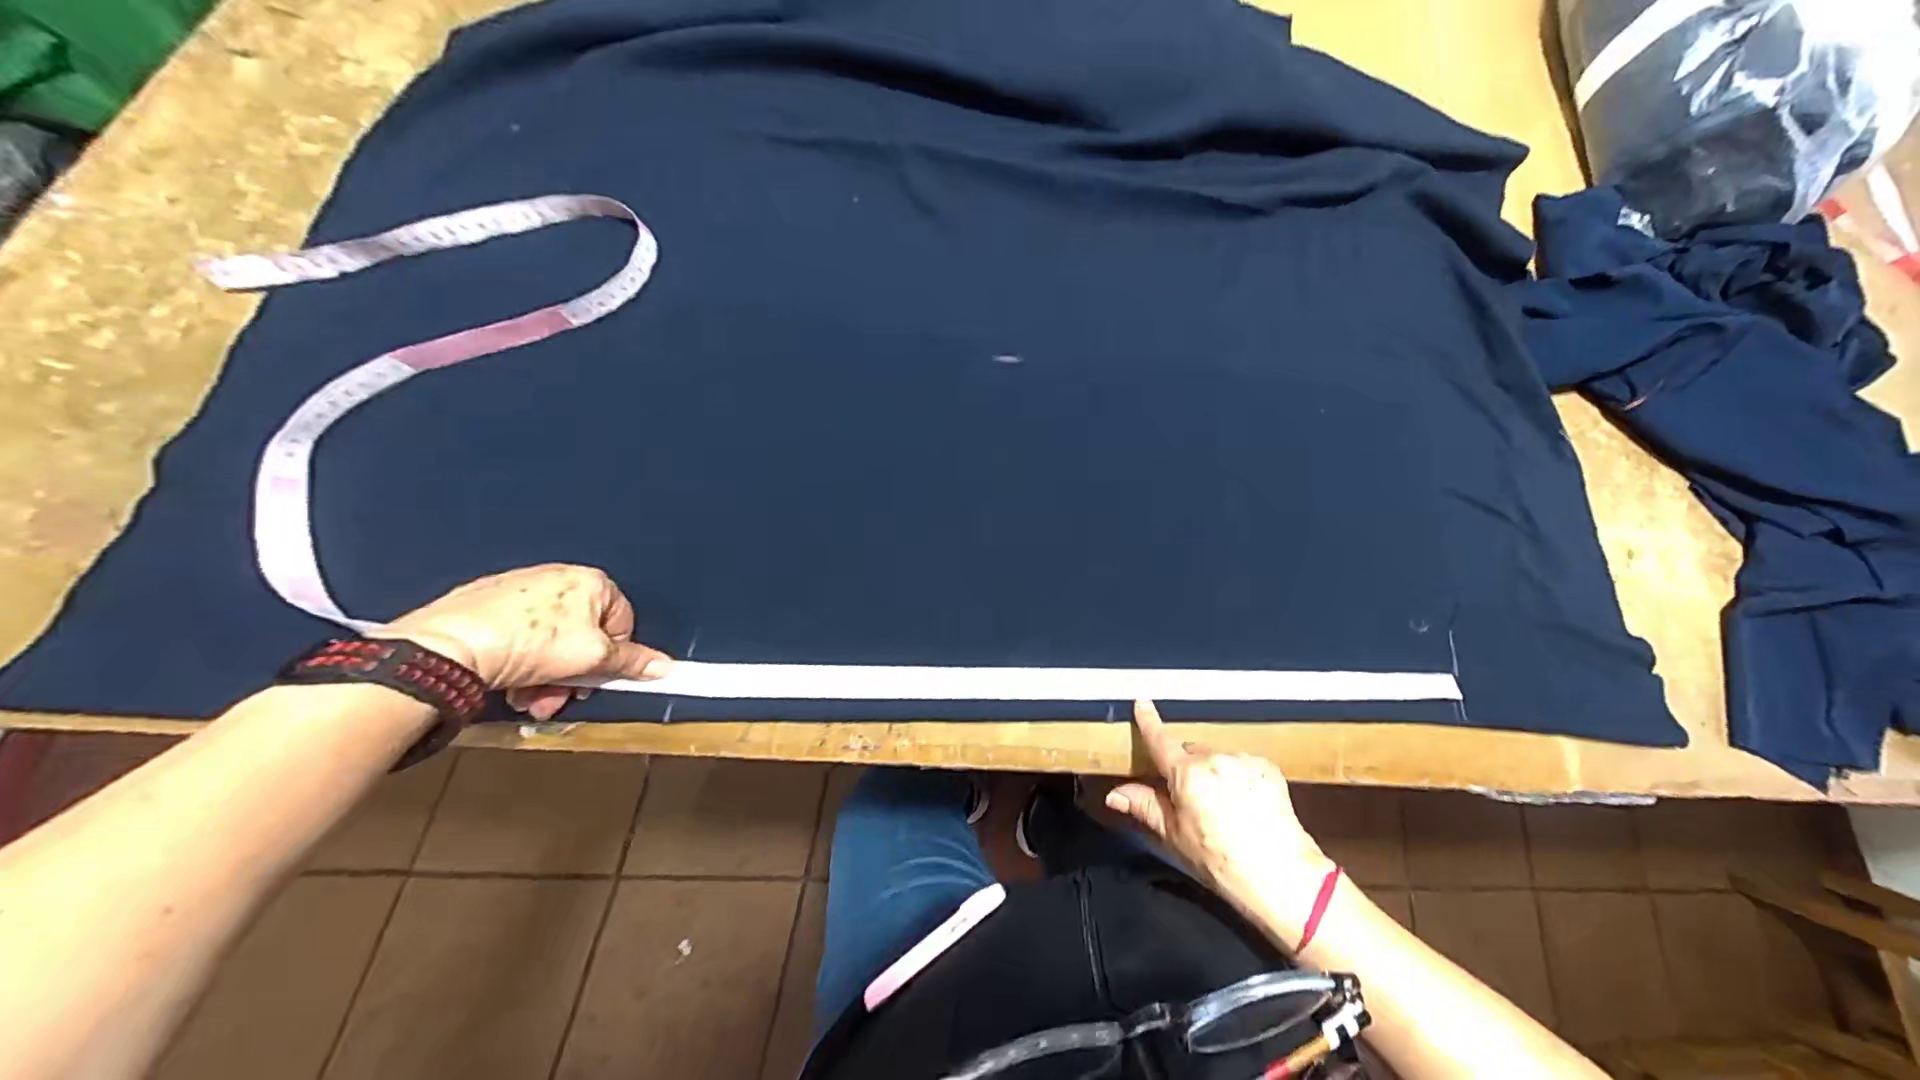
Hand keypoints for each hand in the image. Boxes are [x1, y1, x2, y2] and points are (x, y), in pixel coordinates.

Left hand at [375, 564, 672, 719]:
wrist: (452, 646)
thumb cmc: (527, 642)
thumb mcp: (594, 659)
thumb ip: (632, 662)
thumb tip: (661, 666)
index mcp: (590, 581)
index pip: (622, 622)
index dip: (614, 657)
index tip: (601, 679)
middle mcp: (557, 578)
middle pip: (584, 634)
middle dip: (575, 673)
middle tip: (563, 694)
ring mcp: (520, 589)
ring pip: (551, 640)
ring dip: (547, 675)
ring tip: (530, 696)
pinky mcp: (489, 603)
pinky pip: (519, 636)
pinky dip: (520, 662)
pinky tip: (510, 682)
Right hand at [1105, 700, 1331, 903]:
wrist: (1281, 876)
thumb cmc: (1224, 863)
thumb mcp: (1175, 836)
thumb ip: (1145, 806)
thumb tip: (1116, 794)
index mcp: (1187, 774)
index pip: (1160, 740)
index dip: (1149, 721)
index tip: (1142, 704)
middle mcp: (1215, 759)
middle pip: (1190, 752)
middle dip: (1186, 768)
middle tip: (1188, 800)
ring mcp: (1243, 761)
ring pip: (1217, 758)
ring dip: (1213, 773)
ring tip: (1222, 808)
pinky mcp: (1267, 768)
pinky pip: (1242, 764)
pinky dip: (1238, 778)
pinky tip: (1244, 805)